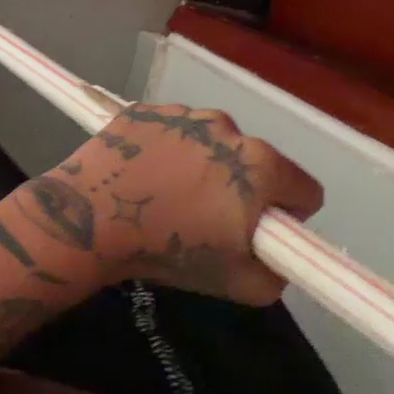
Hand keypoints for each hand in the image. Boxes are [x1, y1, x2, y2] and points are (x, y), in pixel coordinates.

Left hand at [10, 103, 324, 305]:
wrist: (90, 218)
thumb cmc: (171, 249)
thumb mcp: (248, 284)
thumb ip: (281, 269)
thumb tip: (276, 254)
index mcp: (260, 163)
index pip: (303, 188)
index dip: (288, 214)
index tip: (259, 230)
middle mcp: (223, 126)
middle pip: (254, 161)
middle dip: (242, 186)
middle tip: (208, 214)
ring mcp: (177, 112)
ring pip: (210, 141)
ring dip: (203, 162)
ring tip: (169, 192)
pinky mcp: (138, 110)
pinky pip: (169, 130)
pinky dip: (165, 146)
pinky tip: (144, 171)